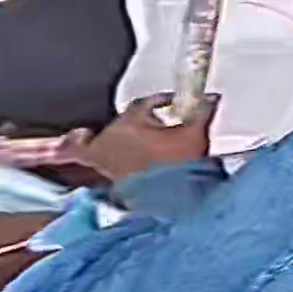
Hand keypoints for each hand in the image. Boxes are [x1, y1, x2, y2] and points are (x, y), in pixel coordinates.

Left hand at [68, 93, 217, 180]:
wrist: (167, 194)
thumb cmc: (179, 161)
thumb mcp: (196, 132)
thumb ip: (202, 111)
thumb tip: (210, 97)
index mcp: (130, 123)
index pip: (144, 103)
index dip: (162, 99)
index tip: (176, 101)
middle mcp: (108, 137)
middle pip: (118, 120)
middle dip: (135, 118)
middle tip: (152, 119)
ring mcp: (100, 155)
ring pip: (88, 139)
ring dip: (96, 135)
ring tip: (96, 132)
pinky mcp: (100, 170)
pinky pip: (82, 156)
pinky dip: (83, 151)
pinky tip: (91, 150)